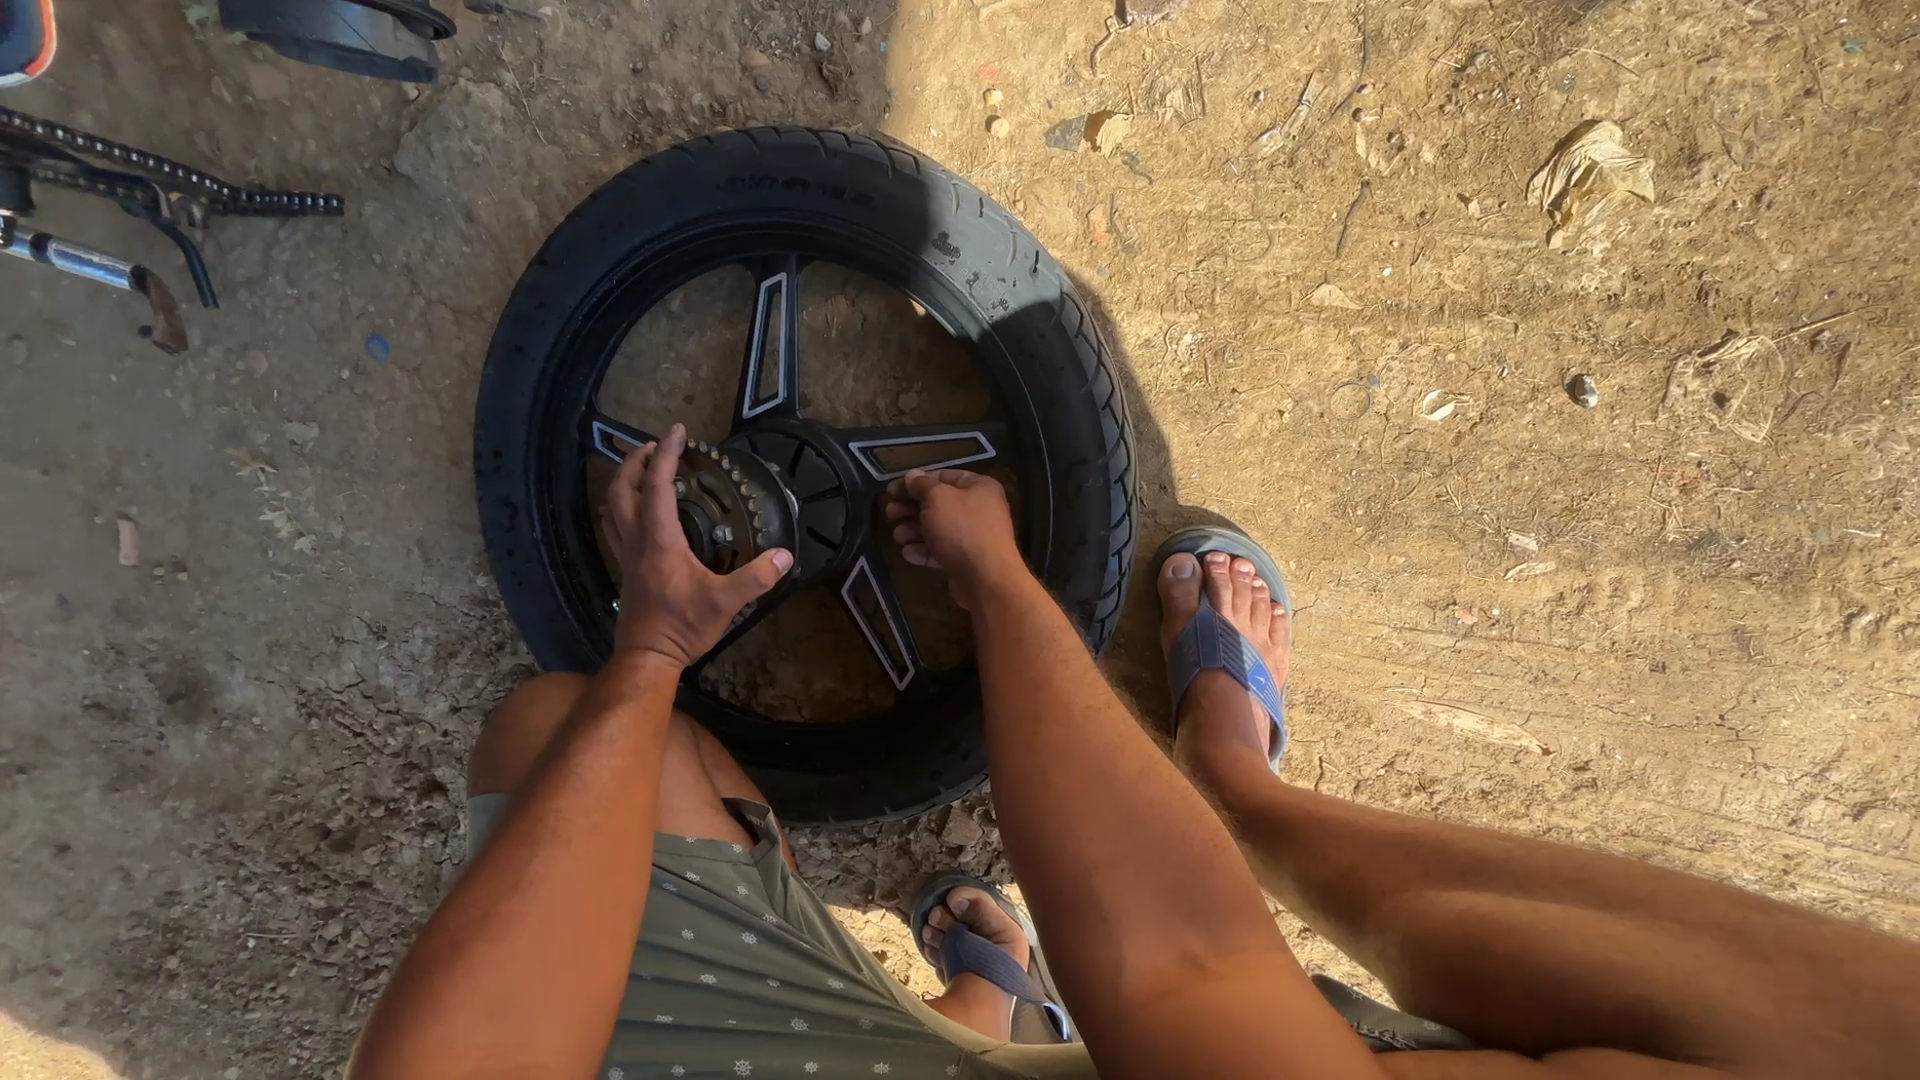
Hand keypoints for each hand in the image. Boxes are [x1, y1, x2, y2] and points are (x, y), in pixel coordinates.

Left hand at [601, 423, 792, 665]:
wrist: (648, 657)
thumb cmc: (684, 626)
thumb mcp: (726, 601)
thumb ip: (756, 577)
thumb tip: (784, 555)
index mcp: (660, 540)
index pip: (658, 486)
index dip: (666, 455)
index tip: (678, 432)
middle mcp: (638, 541)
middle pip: (622, 489)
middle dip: (636, 462)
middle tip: (654, 446)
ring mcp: (627, 556)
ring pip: (613, 507)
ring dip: (623, 482)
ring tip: (641, 470)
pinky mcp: (626, 570)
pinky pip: (615, 527)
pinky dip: (620, 508)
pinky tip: (633, 512)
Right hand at [883, 469, 1024, 608]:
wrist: (986, 578)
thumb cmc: (962, 528)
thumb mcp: (937, 498)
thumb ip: (921, 485)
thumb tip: (912, 476)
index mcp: (978, 487)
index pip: (943, 476)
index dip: (915, 481)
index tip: (892, 490)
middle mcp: (978, 509)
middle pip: (938, 504)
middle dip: (911, 508)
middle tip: (890, 513)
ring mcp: (973, 537)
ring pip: (937, 528)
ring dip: (914, 530)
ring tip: (897, 536)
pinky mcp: (966, 560)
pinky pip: (941, 551)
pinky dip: (924, 550)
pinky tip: (908, 553)